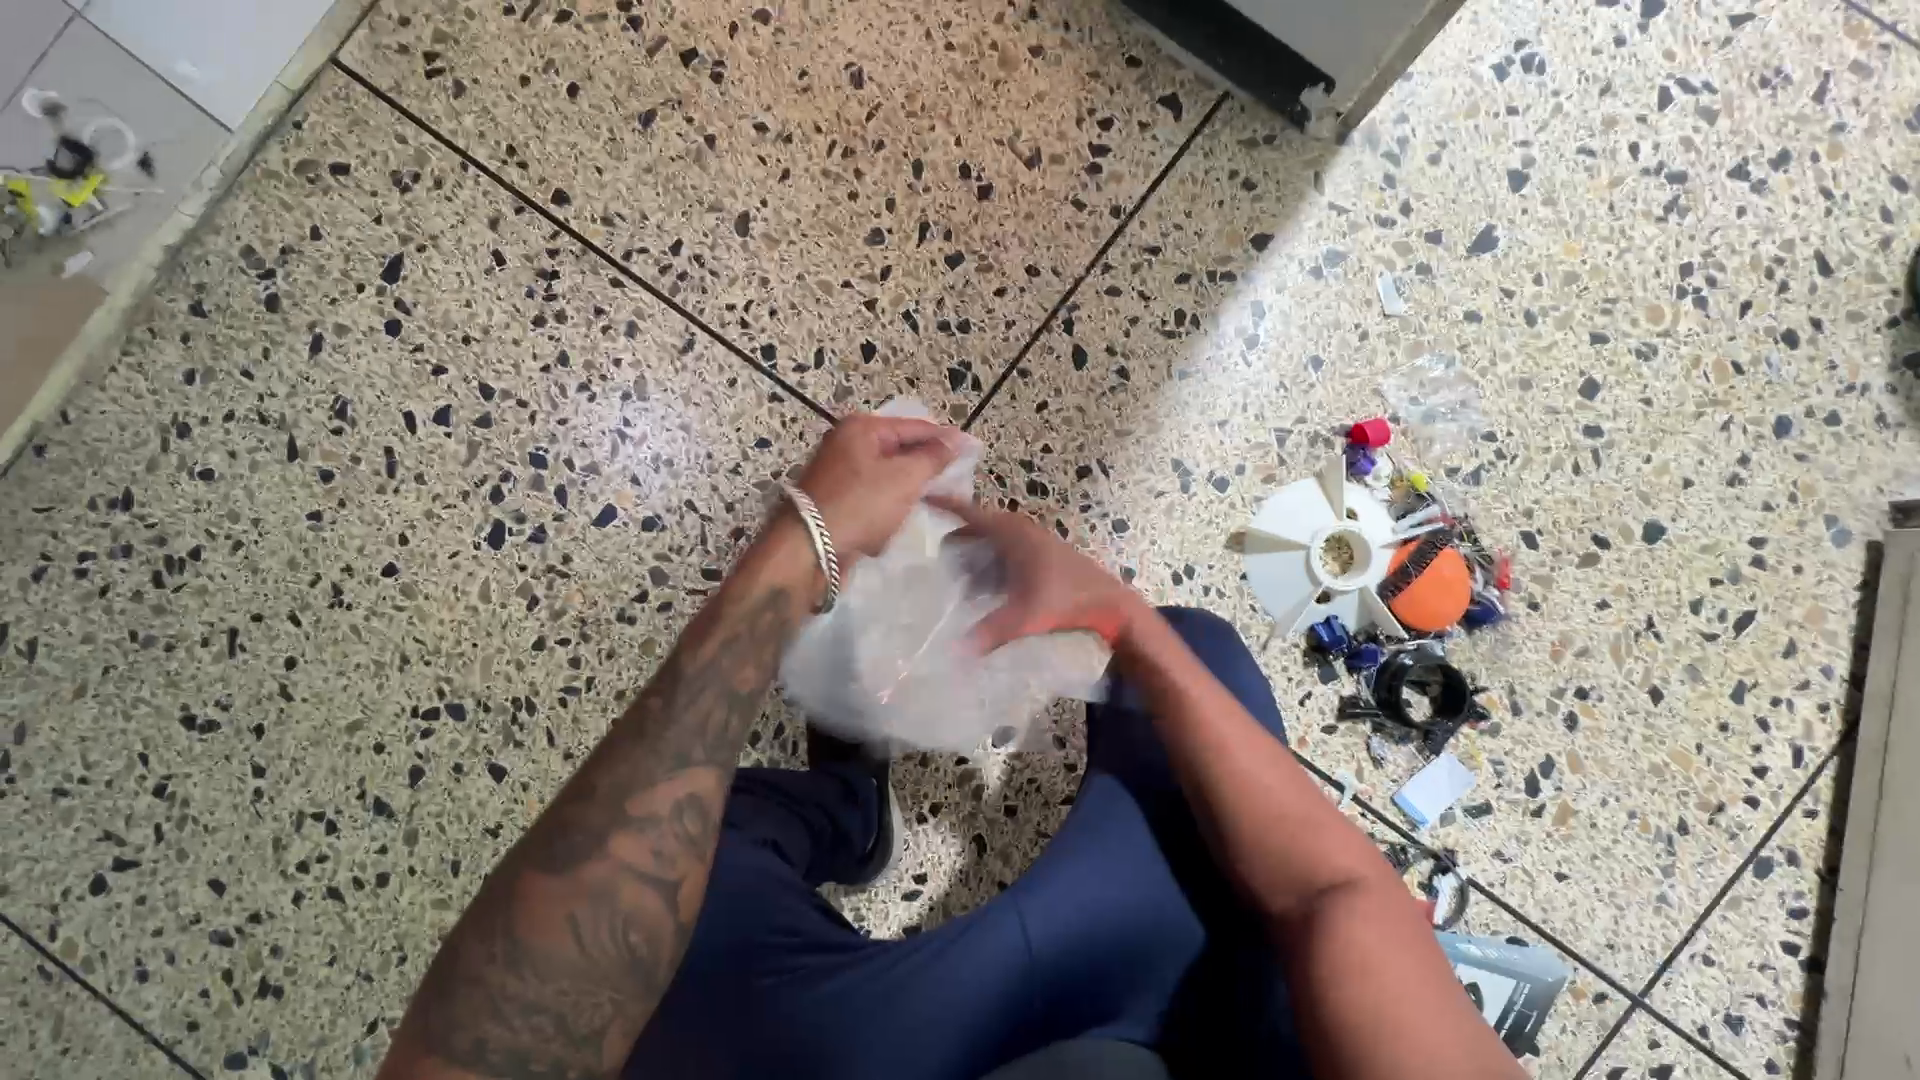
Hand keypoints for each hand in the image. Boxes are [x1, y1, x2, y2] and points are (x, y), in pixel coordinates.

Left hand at [786, 412, 968, 561]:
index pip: (915, 426)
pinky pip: (872, 499)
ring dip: (907, 492)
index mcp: (861, 428)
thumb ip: (933, 457)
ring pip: (887, 477)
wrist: (810, 548)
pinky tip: (898, 522)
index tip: (973, 449)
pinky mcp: (836, 501)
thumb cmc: (861, 505)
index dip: (946, 438)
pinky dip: (887, 509)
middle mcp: (846, 444)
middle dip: (925, 467)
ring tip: (932, 501)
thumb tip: (957, 439)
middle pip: (899, 450)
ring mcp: (839, 474)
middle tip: (956, 479)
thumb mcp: (905, 478)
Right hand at [928, 495, 1147, 651]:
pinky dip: (990, 559)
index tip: (921, 497)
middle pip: (978, 525)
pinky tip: (983, 584)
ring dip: (974, 550)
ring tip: (952, 571)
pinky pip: (1006, 549)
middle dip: (956, 537)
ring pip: (994, 538)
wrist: (1111, 603)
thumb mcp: (1025, 616)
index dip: (944, 504)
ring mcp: (1033, 540)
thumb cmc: (1067, 601)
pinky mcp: (1041, 555)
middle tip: (932, 556)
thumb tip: (954, 653)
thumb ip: (989, 632)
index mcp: (1012, 533)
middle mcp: (1021, 530)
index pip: (969, 512)